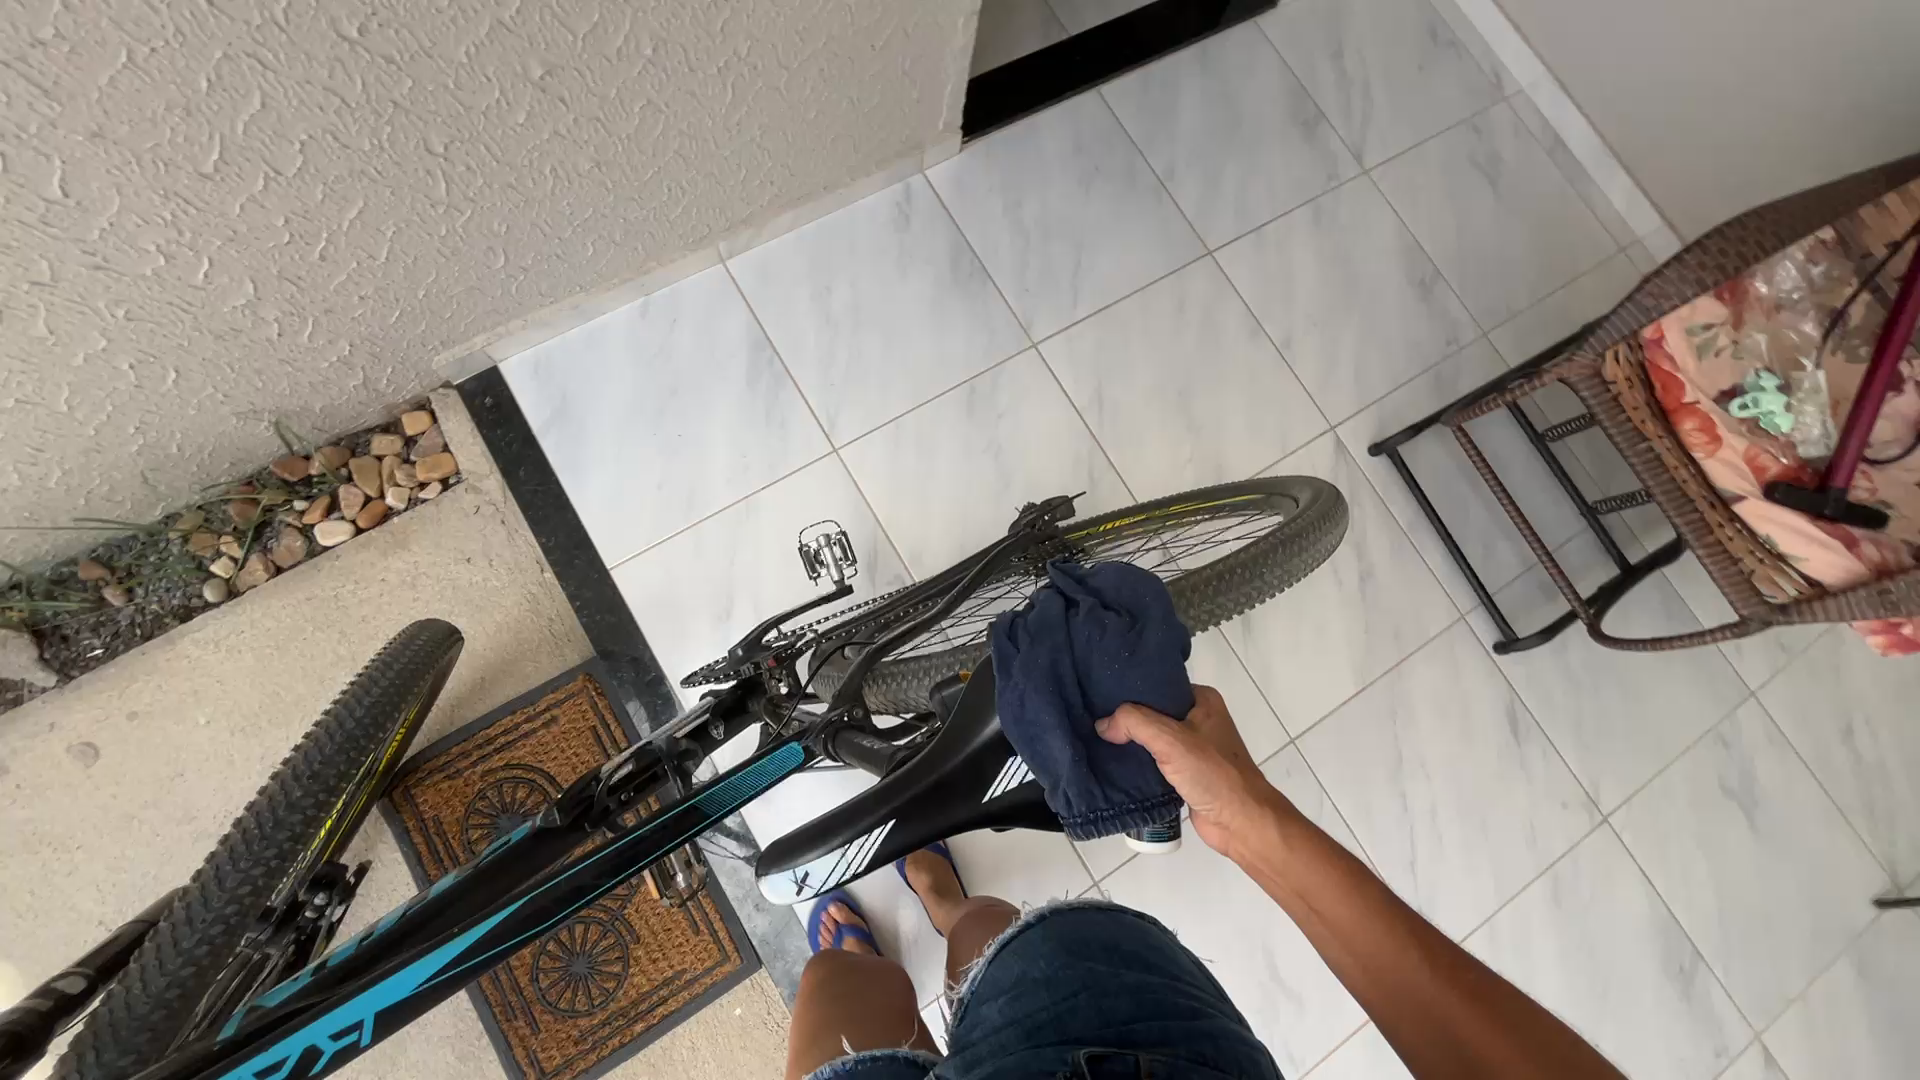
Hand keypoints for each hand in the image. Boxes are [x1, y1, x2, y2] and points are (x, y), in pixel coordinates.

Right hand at [1095, 685, 1294, 860]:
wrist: (1240, 822)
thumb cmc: (1213, 773)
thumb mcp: (1170, 738)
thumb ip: (1133, 723)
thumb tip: (1102, 725)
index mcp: (1202, 700)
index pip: (1158, 685)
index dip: (1130, 690)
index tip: (1101, 693)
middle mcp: (1198, 719)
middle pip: (1152, 712)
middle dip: (1126, 718)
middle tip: (1093, 716)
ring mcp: (1193, 748)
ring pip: (1152, 738)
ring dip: (1130, 743)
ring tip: (1097, 738)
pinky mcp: (1186, 773)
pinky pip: (1154, 761)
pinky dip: (1137, 763)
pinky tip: (1113, 763)